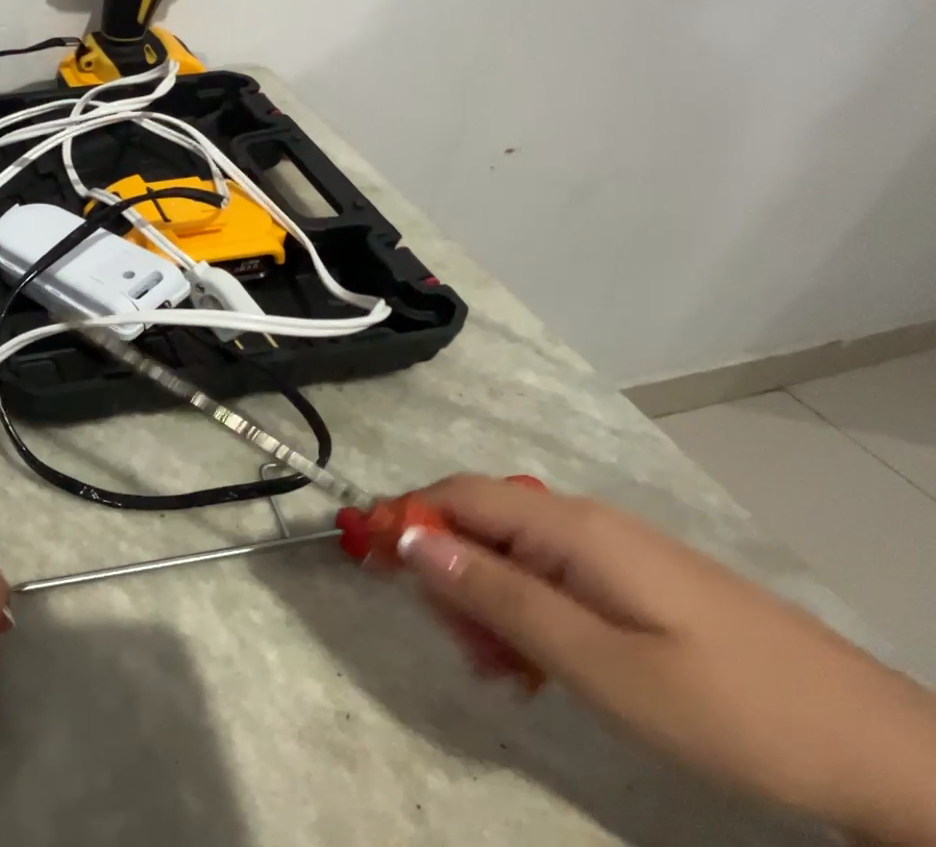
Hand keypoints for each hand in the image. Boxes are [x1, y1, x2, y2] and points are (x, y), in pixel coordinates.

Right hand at [398, 475, 935, 843]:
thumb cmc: (726, 707)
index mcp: (573, 530)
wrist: (882, 755)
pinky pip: (551, 581)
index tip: (366, 561)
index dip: (402, 516)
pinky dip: (524, 615)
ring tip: (498, 670)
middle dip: (446, 574)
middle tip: (457, 646)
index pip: (457, 494)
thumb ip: (495, 595)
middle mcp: (589, 526)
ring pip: (511, 556)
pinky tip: (536, 665)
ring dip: (483, 603)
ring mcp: (617, 555)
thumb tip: (409, 537)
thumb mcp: (592, 661)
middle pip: (479, 522)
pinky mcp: (636, 585)